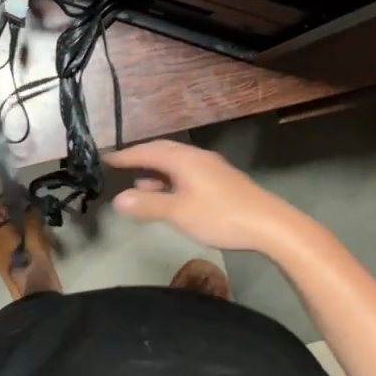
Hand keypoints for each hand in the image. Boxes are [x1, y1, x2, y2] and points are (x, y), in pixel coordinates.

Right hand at [105, 139, 302, 251]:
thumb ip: (148, 205)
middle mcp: (196, 157)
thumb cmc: (221, 216)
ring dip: (157, 170)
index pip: (147, 152)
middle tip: (121, 165)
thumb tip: (118, 199)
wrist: (270, 225)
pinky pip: (187, 171)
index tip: (105, 159)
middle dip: (140, 157)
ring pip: (176, 162)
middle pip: (163, 151)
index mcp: (183, 159)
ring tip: (141, 185)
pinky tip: (171, 194)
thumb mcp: (179, 213)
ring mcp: (211, 168)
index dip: (125, 156)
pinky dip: (171, 178)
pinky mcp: (221, 180)